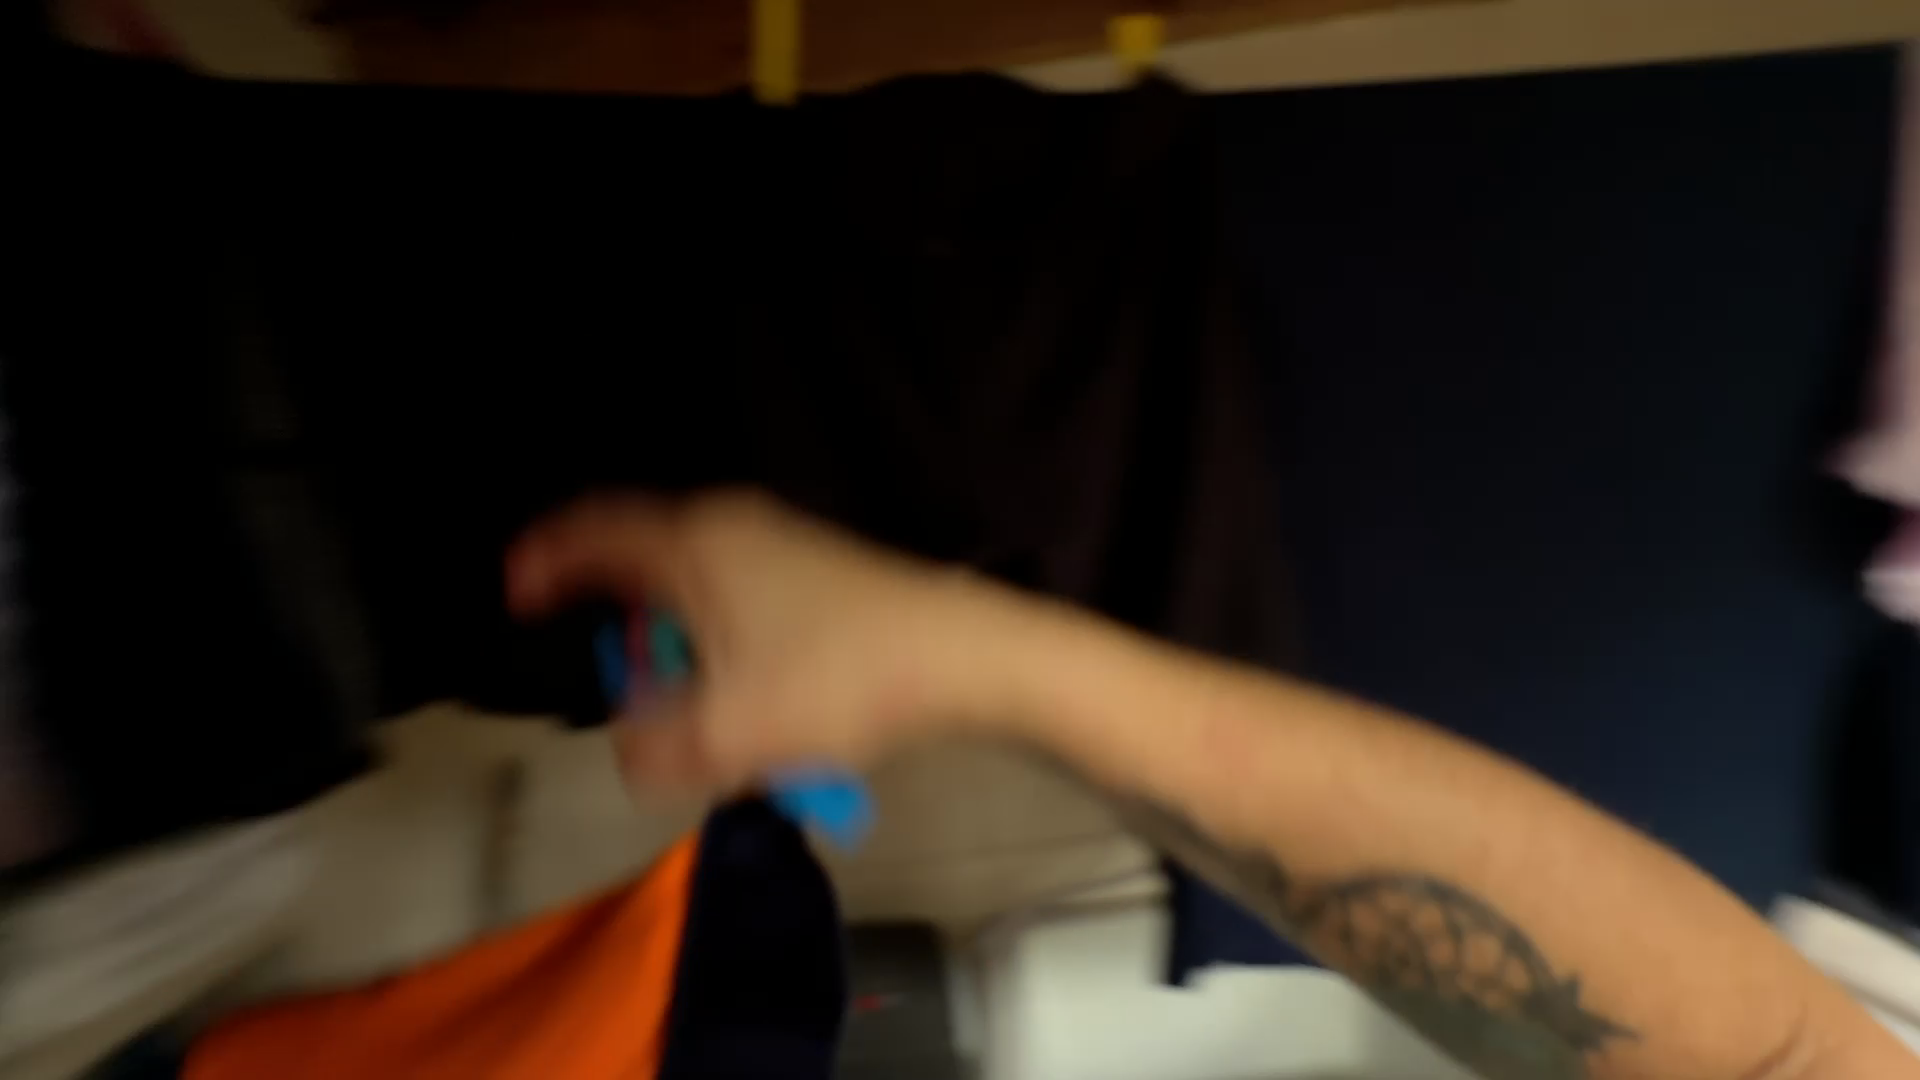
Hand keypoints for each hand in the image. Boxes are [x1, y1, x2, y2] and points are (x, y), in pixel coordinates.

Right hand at [506, 491, 1010, 788]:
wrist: (959, 653)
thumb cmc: (837, 680)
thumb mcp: (728, 735)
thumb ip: (655, 750)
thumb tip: (635, 747)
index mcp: (696, 545)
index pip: (594, 532)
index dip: (545, 560)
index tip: (520, 597)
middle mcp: (736, 526)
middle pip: (648, 560)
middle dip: (631, 627)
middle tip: (640, 685)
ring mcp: (787, 540)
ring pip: (704, 586)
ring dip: (689, 645)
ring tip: (707, 704)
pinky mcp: (823, 566)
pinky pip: (747, 597)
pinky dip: (732, 641)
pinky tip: (763, 692)